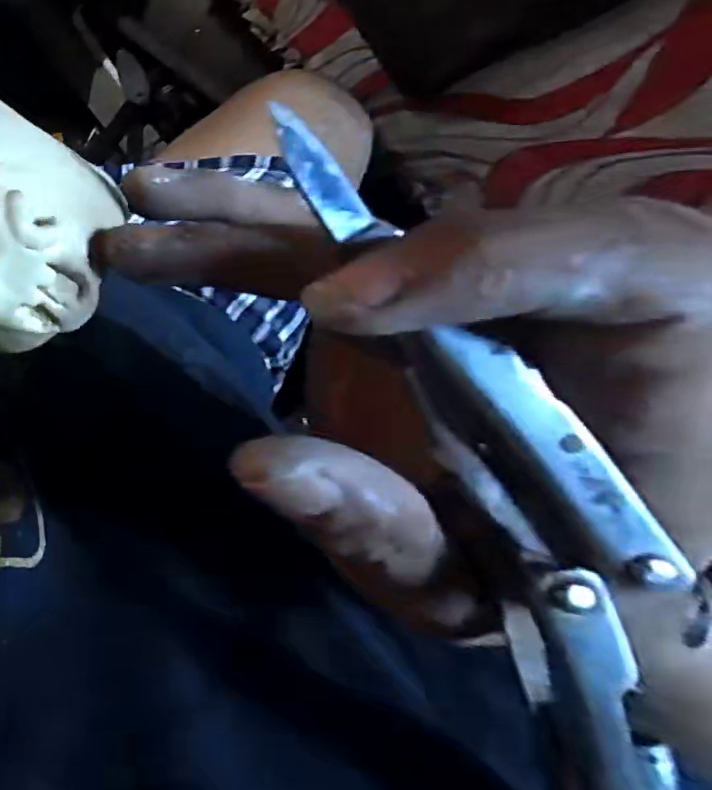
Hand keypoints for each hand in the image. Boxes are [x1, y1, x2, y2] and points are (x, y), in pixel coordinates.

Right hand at [100, 181, 711, 758]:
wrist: (572, 571)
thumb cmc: (562, 590)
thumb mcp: (480, 589)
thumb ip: (387, 532)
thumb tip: (251, 461)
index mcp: (657, 352)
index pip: (601, 259)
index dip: (460, 266)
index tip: (324, 308)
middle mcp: (544, 293)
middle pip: (419, 221)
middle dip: (278, 217)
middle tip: (156, 212)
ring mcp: (449, 293)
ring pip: (338, 225)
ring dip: (225, 212)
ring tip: (133, 200)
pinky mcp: (383, 305)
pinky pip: (306, 253)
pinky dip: (228, 236)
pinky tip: (161, 226)